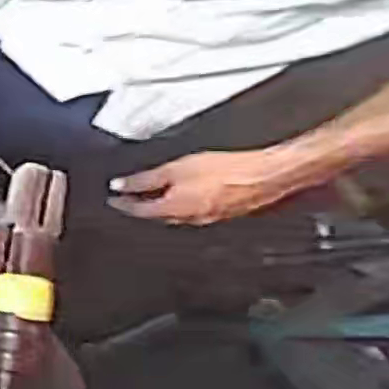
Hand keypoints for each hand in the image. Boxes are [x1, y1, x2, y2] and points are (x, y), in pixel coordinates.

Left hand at [109, 149, 309, 224]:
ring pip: (179, 216)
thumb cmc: (228, 170)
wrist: (275, 172)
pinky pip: (199, 212)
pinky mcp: (231, 212)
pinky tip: (186, 197)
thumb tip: (119, 185)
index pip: (139, 211)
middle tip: (129, 199)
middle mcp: (193, 218)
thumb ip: (143, 179)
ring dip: (163, 208)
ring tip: (153, 198)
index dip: (122, 205)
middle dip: (142, 208)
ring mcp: (214, 217)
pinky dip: (185, 206)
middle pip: (158, 216)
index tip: (112, 200)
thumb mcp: (174, 170)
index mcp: (175, 210)